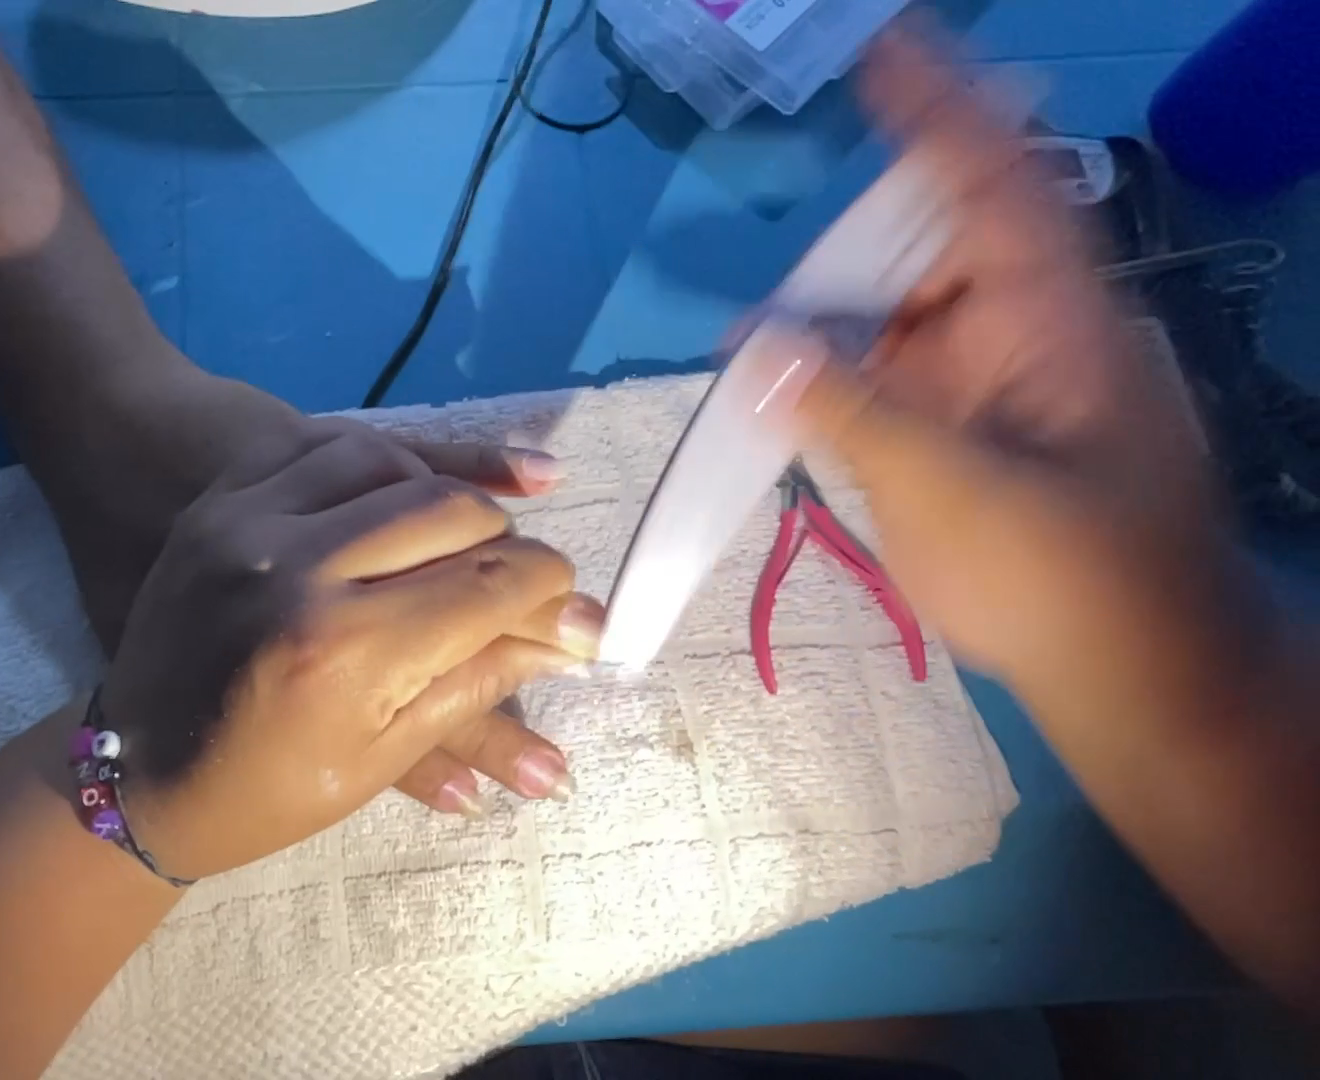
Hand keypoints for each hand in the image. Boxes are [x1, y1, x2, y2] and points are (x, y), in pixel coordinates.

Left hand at [97, 421, 597, 879]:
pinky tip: (413, 486)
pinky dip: (384, 463)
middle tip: (525, 576)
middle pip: (452, 513)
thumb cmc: (260, 792)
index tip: (576, 607)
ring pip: (395, 466)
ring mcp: (252, 522)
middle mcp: (301, 570)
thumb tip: (568, 635)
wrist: (134, 770)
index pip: (490, 586)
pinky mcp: (224, 500)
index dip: (551, 590)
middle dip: (511, 541)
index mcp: (345, 654)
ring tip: (474, 536)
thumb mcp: (376, 760)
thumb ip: (475, 683)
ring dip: (452, 495)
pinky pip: (327, 448)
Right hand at [782, 29, 1238, 683]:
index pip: (991, 186)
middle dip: (840, 267)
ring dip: (822, 334)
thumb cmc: (1065, 577)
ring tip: (758, 360)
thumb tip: (753, 344)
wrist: (1125, 672)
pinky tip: (781, 405)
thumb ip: (847, 411)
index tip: (881, 53)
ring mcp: (981, 386)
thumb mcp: (950, 488)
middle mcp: (1014, 335)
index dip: (937, 114)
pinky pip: (876, 382)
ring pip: (888, 325)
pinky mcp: (952, 433)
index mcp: (1048, 320)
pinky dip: (824, 384)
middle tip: (768, 313)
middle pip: (920, 257)